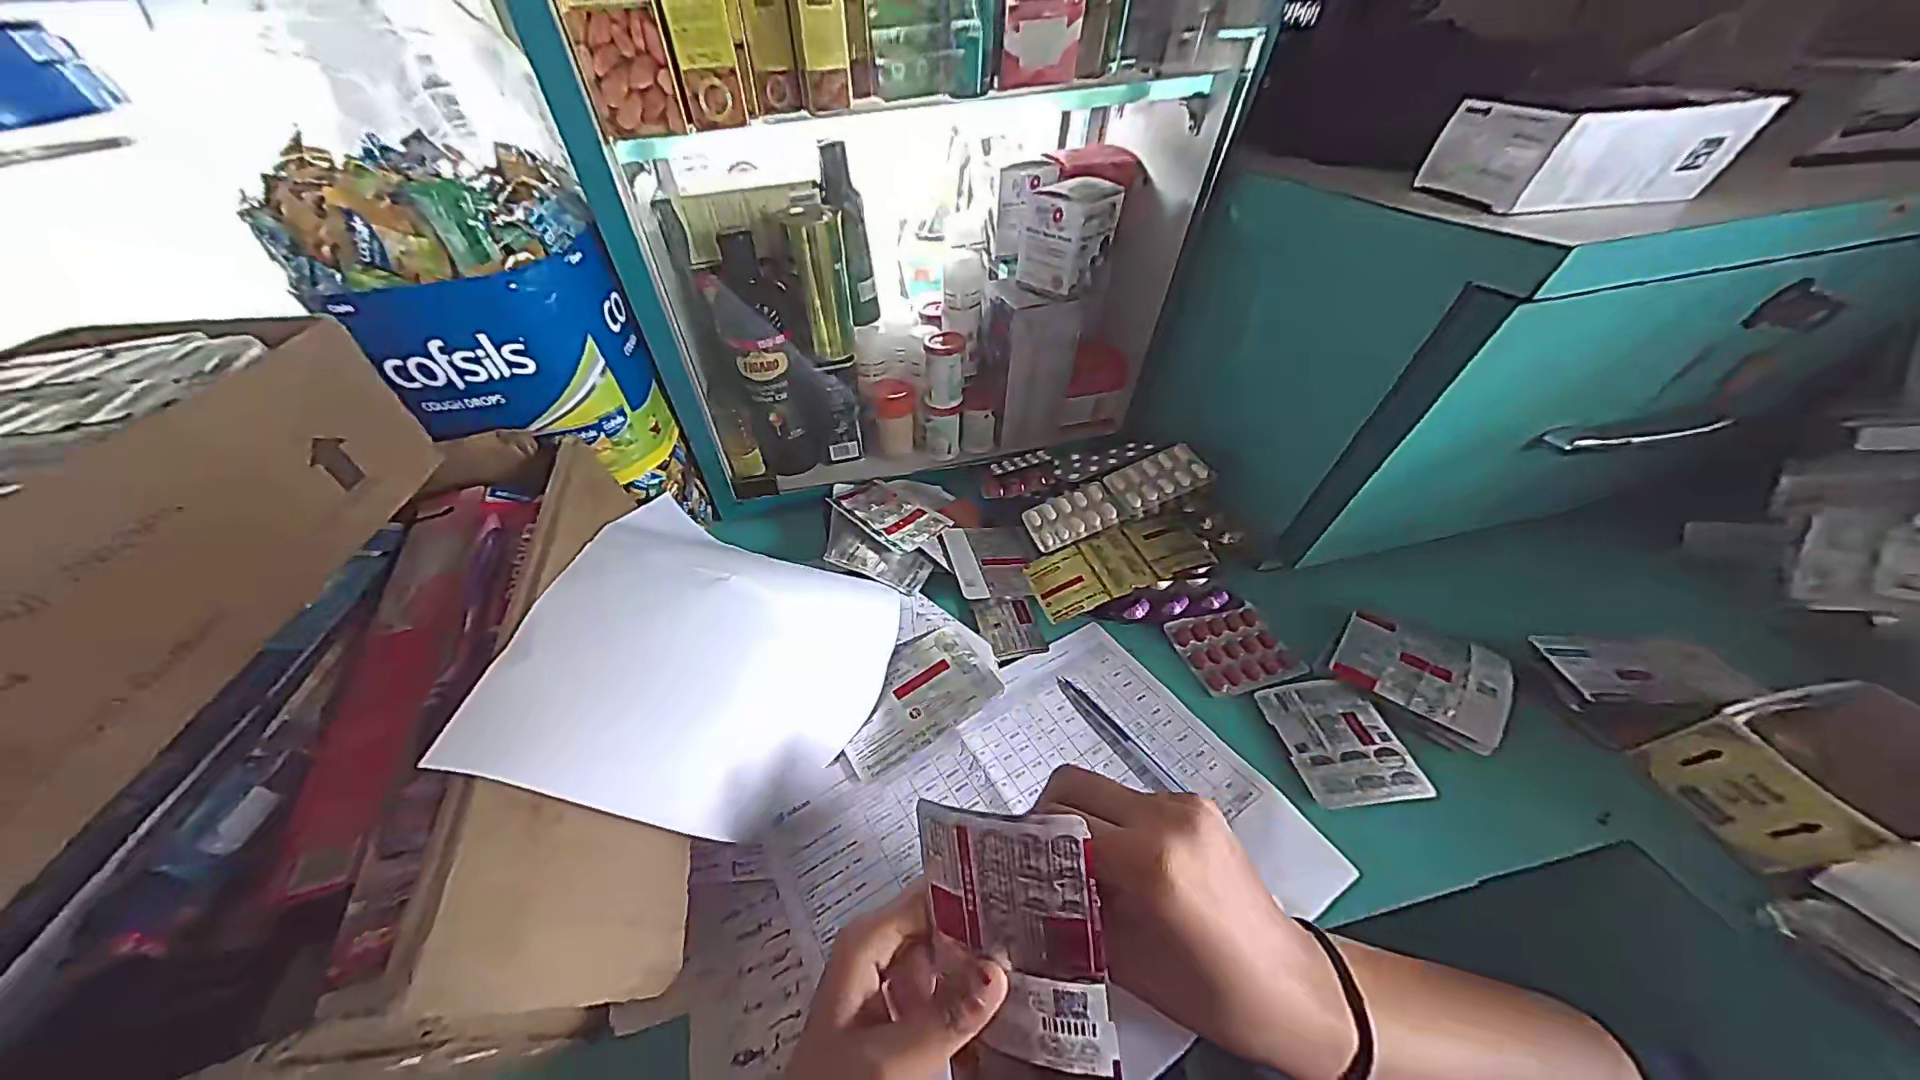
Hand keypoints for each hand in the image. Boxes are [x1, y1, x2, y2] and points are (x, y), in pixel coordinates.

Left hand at [786, 880, 1010, 1079]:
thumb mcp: (889, 1058)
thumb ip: (945, 1017)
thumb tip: (997, 972)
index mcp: (866, 939)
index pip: (930, 894)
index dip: (972, 896)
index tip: (1014, 903)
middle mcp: (876, 947)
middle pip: (940, 923)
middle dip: (980, 936)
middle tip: (1026, 943)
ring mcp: (886, 977)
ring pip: (943, 958)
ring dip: (975, 972)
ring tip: (1018, 977)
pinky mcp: (895, 1007)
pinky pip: (937, 989)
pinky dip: (961, 1001)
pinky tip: (986, 1019)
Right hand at [1036, 766, 1353, 1076]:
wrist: (1292, 987)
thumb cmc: (1209, 992)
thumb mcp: (1123, 957)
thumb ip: (1072, 906)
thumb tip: (1030, 881)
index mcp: (1151, 859)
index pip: (1062, 817)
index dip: (1030, 838)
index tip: (1017, 861)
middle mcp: (1169, 816)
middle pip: (1075, 783)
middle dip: (1048, 814)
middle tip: (1042, 855)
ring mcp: (1187, 805)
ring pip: (1103, 789)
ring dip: (1083, 818)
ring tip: (1086, 865)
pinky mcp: (1198, 806)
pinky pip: (1134, 800)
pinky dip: (1115, 823)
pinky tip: (1125, 863)